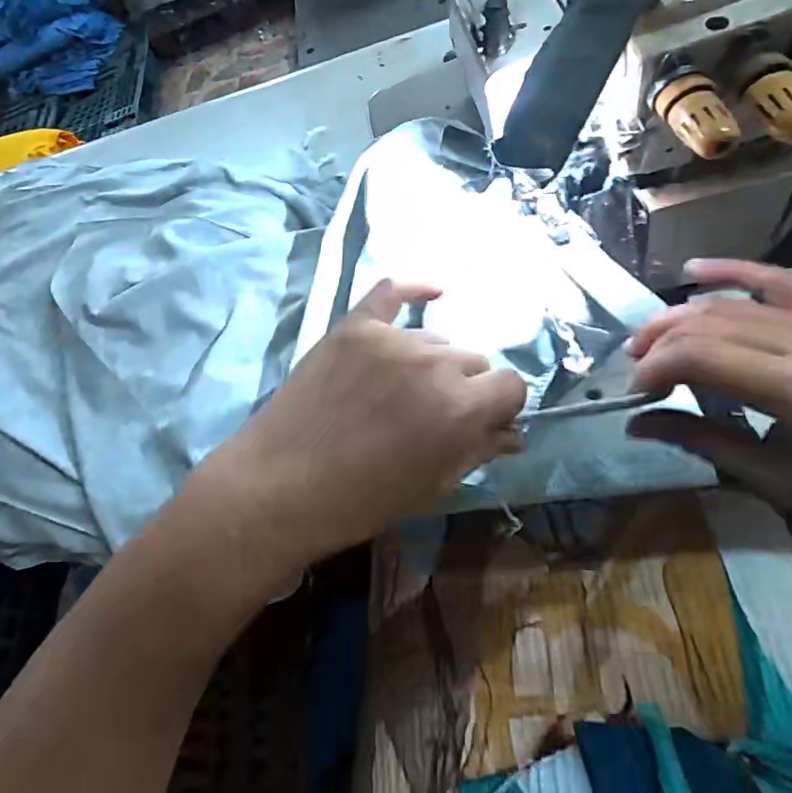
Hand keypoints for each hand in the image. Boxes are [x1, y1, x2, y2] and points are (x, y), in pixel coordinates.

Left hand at [180, 280, 526, 582]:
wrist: (280, 486)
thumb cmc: (361, 501)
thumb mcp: (432, 485)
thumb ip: (477, 450)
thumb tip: (511, 432)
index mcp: (461, 408)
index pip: (511, 385)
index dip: (500, 405)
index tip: (483, 420)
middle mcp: (433, 363)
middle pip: (472, 361)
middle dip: (464, 387)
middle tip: (431, 413)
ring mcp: (389, 339)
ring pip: (434, 340)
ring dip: (429, 363)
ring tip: (398, 390)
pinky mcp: (352, 327)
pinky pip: (391, 292)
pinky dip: (412, 291)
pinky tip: (431, 292)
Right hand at [624, 259, 791, 554]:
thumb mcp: (784, 481)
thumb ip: (704, 443)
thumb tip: (637, 424)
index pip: (700, 356)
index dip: (654, 367)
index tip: (636, 392)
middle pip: (709, 321)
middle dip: (659, 340)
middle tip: (635, 367)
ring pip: (734, 303)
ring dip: (682, 315)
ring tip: (650, 338)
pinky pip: (781, 282)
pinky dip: (734, 272)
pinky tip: (695, 270)